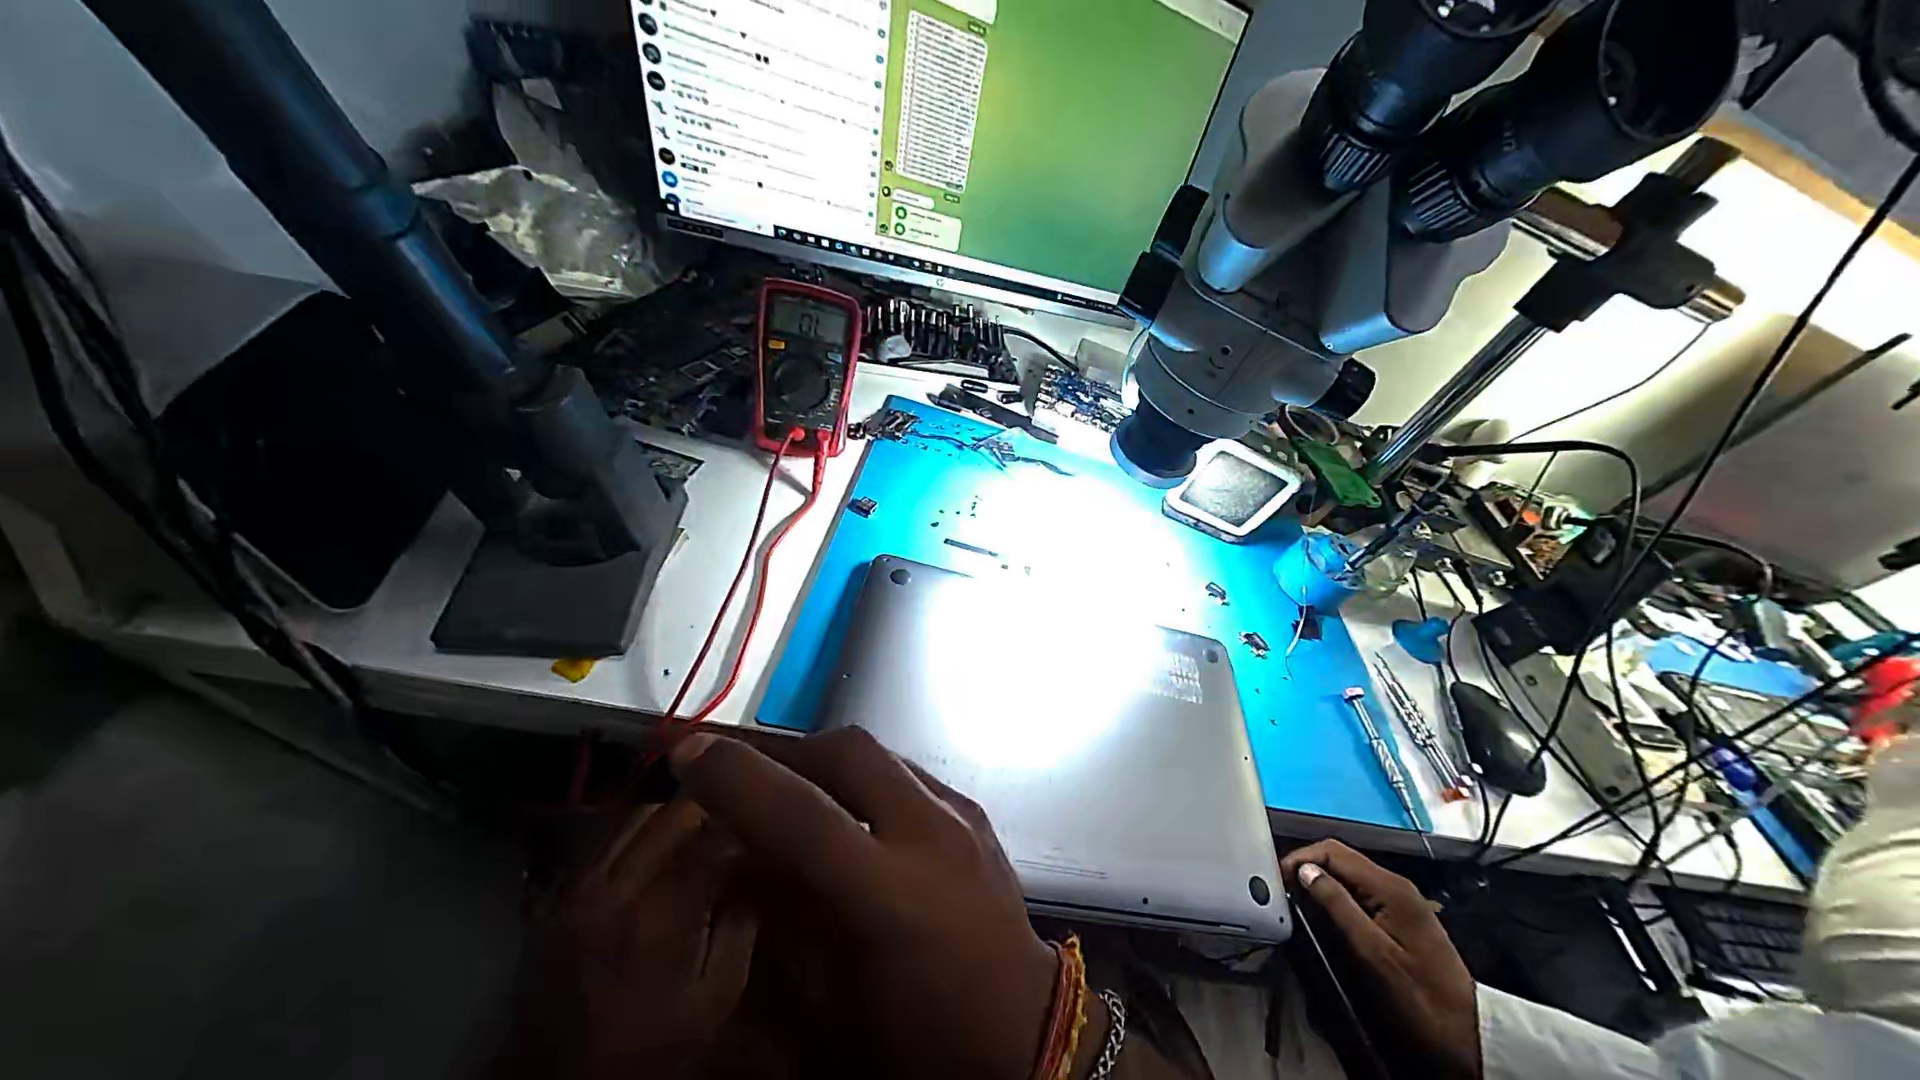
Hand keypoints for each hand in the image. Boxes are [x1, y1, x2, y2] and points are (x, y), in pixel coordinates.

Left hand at [497, 799, 757, 1079]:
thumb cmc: (646, 1049)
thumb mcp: (715, 997)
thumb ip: (742, 922)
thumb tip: (759, 864)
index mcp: (657, 915)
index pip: (713, 837)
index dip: (748, 824)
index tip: (765, 830)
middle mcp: (611, 888)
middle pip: (672, 809)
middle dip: (714, 809)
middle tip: (737, 821)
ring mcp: (574, 886)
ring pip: (635, 810)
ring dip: (674, 811)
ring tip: (701, 826)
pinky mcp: (554, 892)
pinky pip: (604, 834)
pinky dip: (639, 826)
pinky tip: (659, 843)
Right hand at [670, 727, 1062, 1079]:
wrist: (1024, 1035)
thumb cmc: (916, 1040)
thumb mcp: (829, 1003)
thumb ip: (780, 920)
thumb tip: (738, 856)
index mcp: (890, 898)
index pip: (801, 815)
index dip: (738, 777)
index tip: (691, 752)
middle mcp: (931, 836)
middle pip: (846, 752)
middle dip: (785, 752)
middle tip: (745, 772)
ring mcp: (960, 816)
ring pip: (878, 752)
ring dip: (824, 759)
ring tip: (792, 786)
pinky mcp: (975, 811)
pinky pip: (905, 769)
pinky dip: (864, 775)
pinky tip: (851, 806)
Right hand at [1281, 840, 1479, 1079]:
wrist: (1469, 1035)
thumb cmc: (1418, 996)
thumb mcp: (1373, 953)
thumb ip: (1338, 906)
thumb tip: (1304, 870)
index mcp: (1390, 888)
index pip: (1333, 851)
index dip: (1300, 858)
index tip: (1278, 879)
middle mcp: (1394, 885)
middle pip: (1339, 857)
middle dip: (1307, 866)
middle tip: (1283, 889)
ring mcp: (1398, 899)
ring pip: (1346, 873)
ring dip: (1319, 881)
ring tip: (1297, 900)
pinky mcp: (1398, 914)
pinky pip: (1357, 890)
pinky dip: (1334, 894)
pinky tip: (1323, 912)